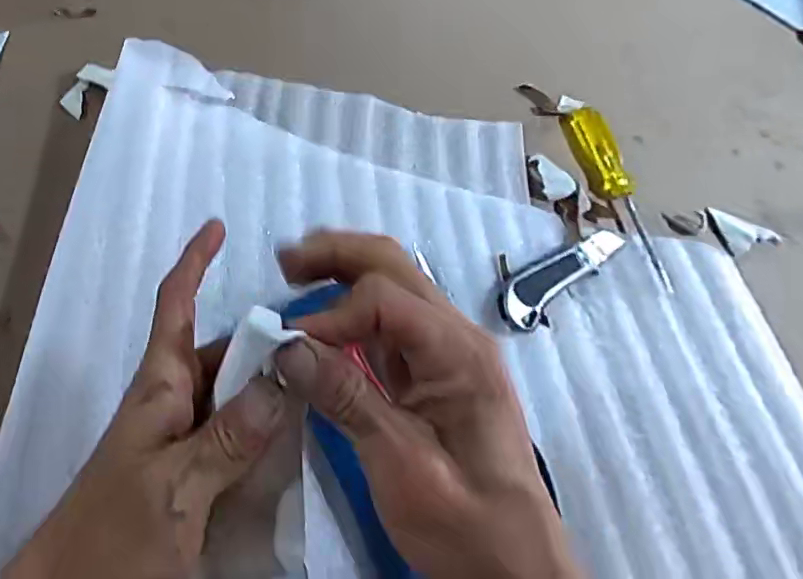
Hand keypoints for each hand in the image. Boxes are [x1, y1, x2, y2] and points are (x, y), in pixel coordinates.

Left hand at [6, 221, 287, 578]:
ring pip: (233, 395)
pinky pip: (236, 436)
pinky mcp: (191, 478)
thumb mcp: (175, 487)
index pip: (177, 305)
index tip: (216, 225)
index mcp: (160, 386)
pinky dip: (265, 428)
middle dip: (261, 338)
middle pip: (222, 351)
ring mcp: (182, 442)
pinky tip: (298, 437)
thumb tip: (282, 378)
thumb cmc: (111, 536)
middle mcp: (173, 403)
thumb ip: (229, 436)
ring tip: (319, 380)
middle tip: (318, 337)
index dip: (195, 261)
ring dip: (268, 385)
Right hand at [274, 232, 583, 578]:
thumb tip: (288, 347)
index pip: (384, 299)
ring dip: (342, 271)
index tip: (291, 347)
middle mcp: (454, 334)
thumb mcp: (402, 466)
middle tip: (285, 262)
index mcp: (457, 350)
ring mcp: (445, 348)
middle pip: (392, 265)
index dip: (331, 313)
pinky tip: (323, 316)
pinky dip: (351, 308)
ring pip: (391, 282)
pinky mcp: (432, 368)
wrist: (517, 571)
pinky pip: (389, 319)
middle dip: (335, 254)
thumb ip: (347, 399)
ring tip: (294, 274)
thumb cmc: (467, 525)